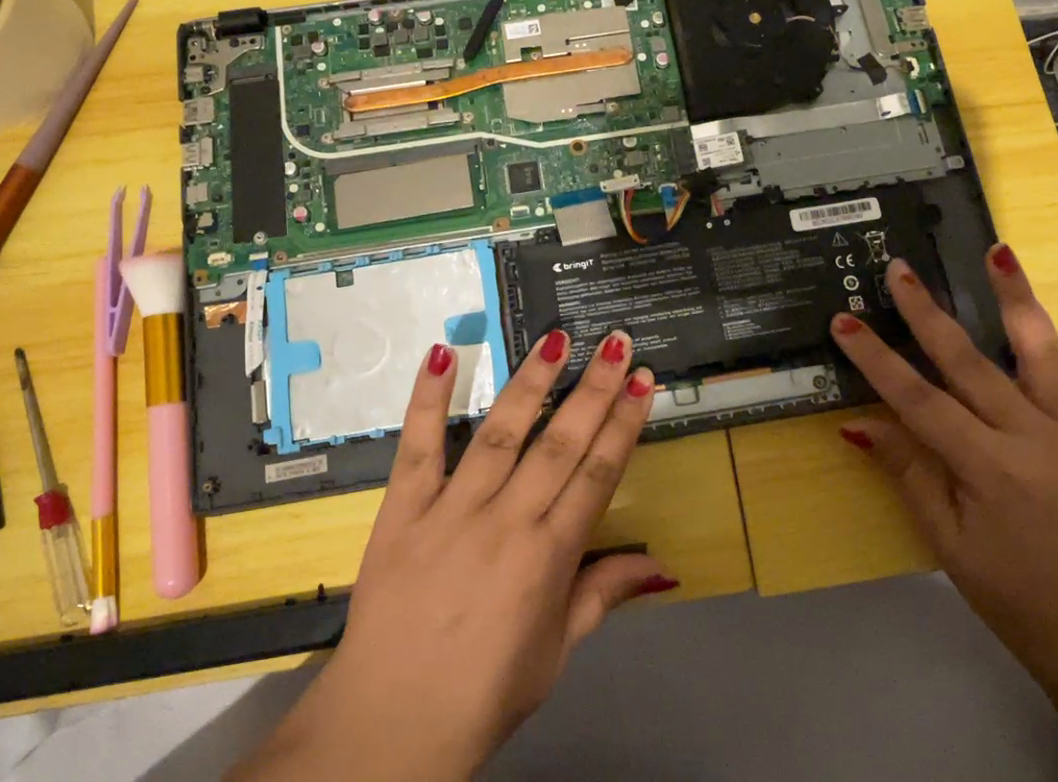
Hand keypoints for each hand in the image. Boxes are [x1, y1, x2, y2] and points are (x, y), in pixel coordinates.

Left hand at [235, 330, 673, 781]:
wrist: (393, 719)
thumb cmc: (485, 691)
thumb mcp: (557, 650)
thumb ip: (604, 594)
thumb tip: (663, 566)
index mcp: (550, 556)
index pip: (599, 473)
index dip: (624, 423)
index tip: (643, 381)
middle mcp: (507, 521)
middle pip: (560, 443)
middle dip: (594, 388)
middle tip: (616, 342)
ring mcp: (451, 510)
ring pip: (500, 432)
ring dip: (531, 382)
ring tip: (556, 338)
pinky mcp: (402, 510)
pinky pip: (418, 447)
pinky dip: (428, 400)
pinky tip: (442, 354)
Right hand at [835, 248, 1057, 781]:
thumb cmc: (1012, 597)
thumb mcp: (948, 543)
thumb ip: (910, 474)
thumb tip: (859, 423)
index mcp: (989, 467)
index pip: (918, 400)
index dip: (877, 360)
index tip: (844, 322)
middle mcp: (1035, 437)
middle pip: (970, 363)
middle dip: (929, 314)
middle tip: (901, 268)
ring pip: (1045, 354)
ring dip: (1021, 300)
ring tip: (1003, 250)